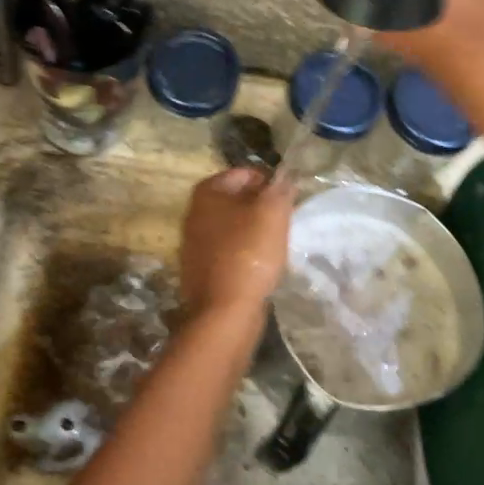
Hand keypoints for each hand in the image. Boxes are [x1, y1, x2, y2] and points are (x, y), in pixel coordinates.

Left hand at [180, 169, 292, 320]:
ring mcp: (194, 243)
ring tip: (277, 242)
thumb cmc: (248, 253)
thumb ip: (281, 188)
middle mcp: (194, 212)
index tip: (289, 198)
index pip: (244, 173)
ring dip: (255, 231)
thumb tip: (286, 175)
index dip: (269, 182)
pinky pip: (229, 251)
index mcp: (207, 191)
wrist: (223, 311)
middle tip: (285, 219)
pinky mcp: (200, 269)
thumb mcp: (273, 212)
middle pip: (236, 200)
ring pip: (233, 227)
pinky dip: (245, 253)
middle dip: (261, 206)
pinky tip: (262, 265)